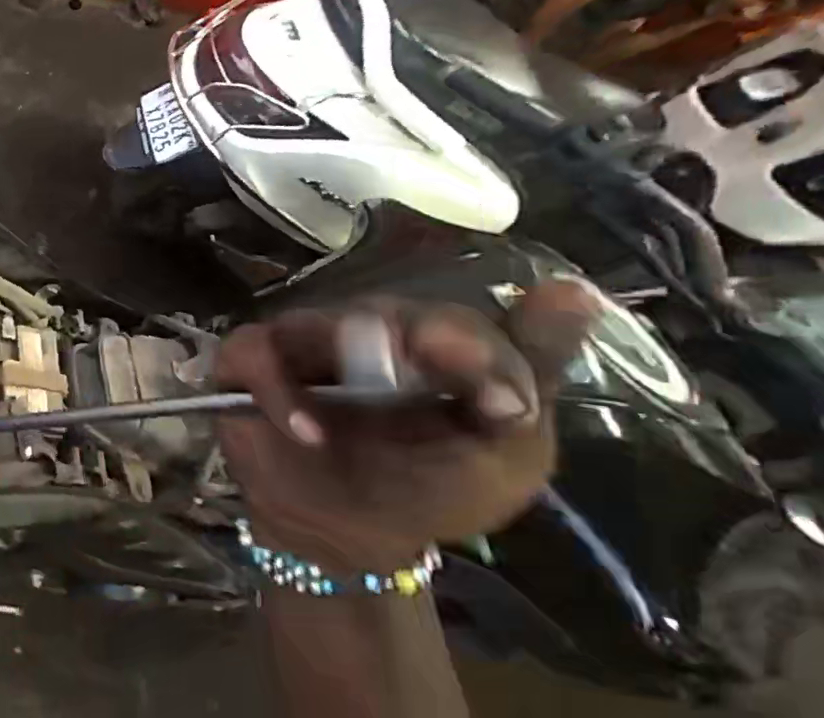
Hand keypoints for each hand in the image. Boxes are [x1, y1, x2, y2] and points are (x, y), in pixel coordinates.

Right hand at [214, 281, 597, 571]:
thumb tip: (576, 291)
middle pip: (378, 313)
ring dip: (334, 363)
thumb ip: (525, 379)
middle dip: (400, 344)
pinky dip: (276, 389)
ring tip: (349, 424)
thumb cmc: (428, 490)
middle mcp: (361, 332)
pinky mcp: (248, 364)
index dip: (468, 348)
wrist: (344, 532)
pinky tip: (306, 431)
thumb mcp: (503, 452)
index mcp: (427, 346)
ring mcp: (299, 343)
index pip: (451, 323)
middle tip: (415, 381)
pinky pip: (253, 353)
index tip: (497, 400)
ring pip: (312, 324)